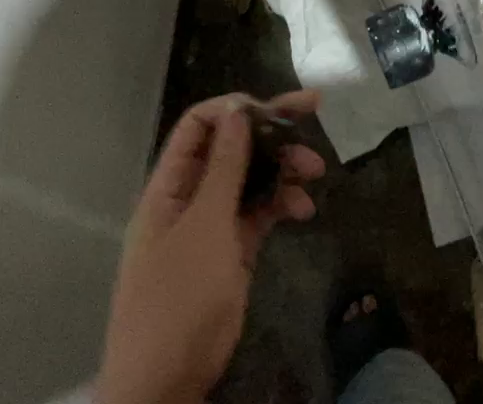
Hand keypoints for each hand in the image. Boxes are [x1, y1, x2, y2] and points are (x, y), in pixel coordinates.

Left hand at [96, 92, 325, 403]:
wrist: (166, 380)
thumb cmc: (178, 296)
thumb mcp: (205, 226)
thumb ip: (225, 167)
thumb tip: (237, 110)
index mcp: (169, 186)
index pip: (199, 126)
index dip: (237, 108)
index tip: (279, 106)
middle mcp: (190, 198)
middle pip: (232, 148)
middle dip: (272, 133)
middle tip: (316, 115)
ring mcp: (212, 224)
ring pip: (252, 179)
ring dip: (284, 170)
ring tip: (316, 174)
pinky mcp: (233, 249)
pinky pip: (261, 212)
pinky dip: (283, 205)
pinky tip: (304, 211)